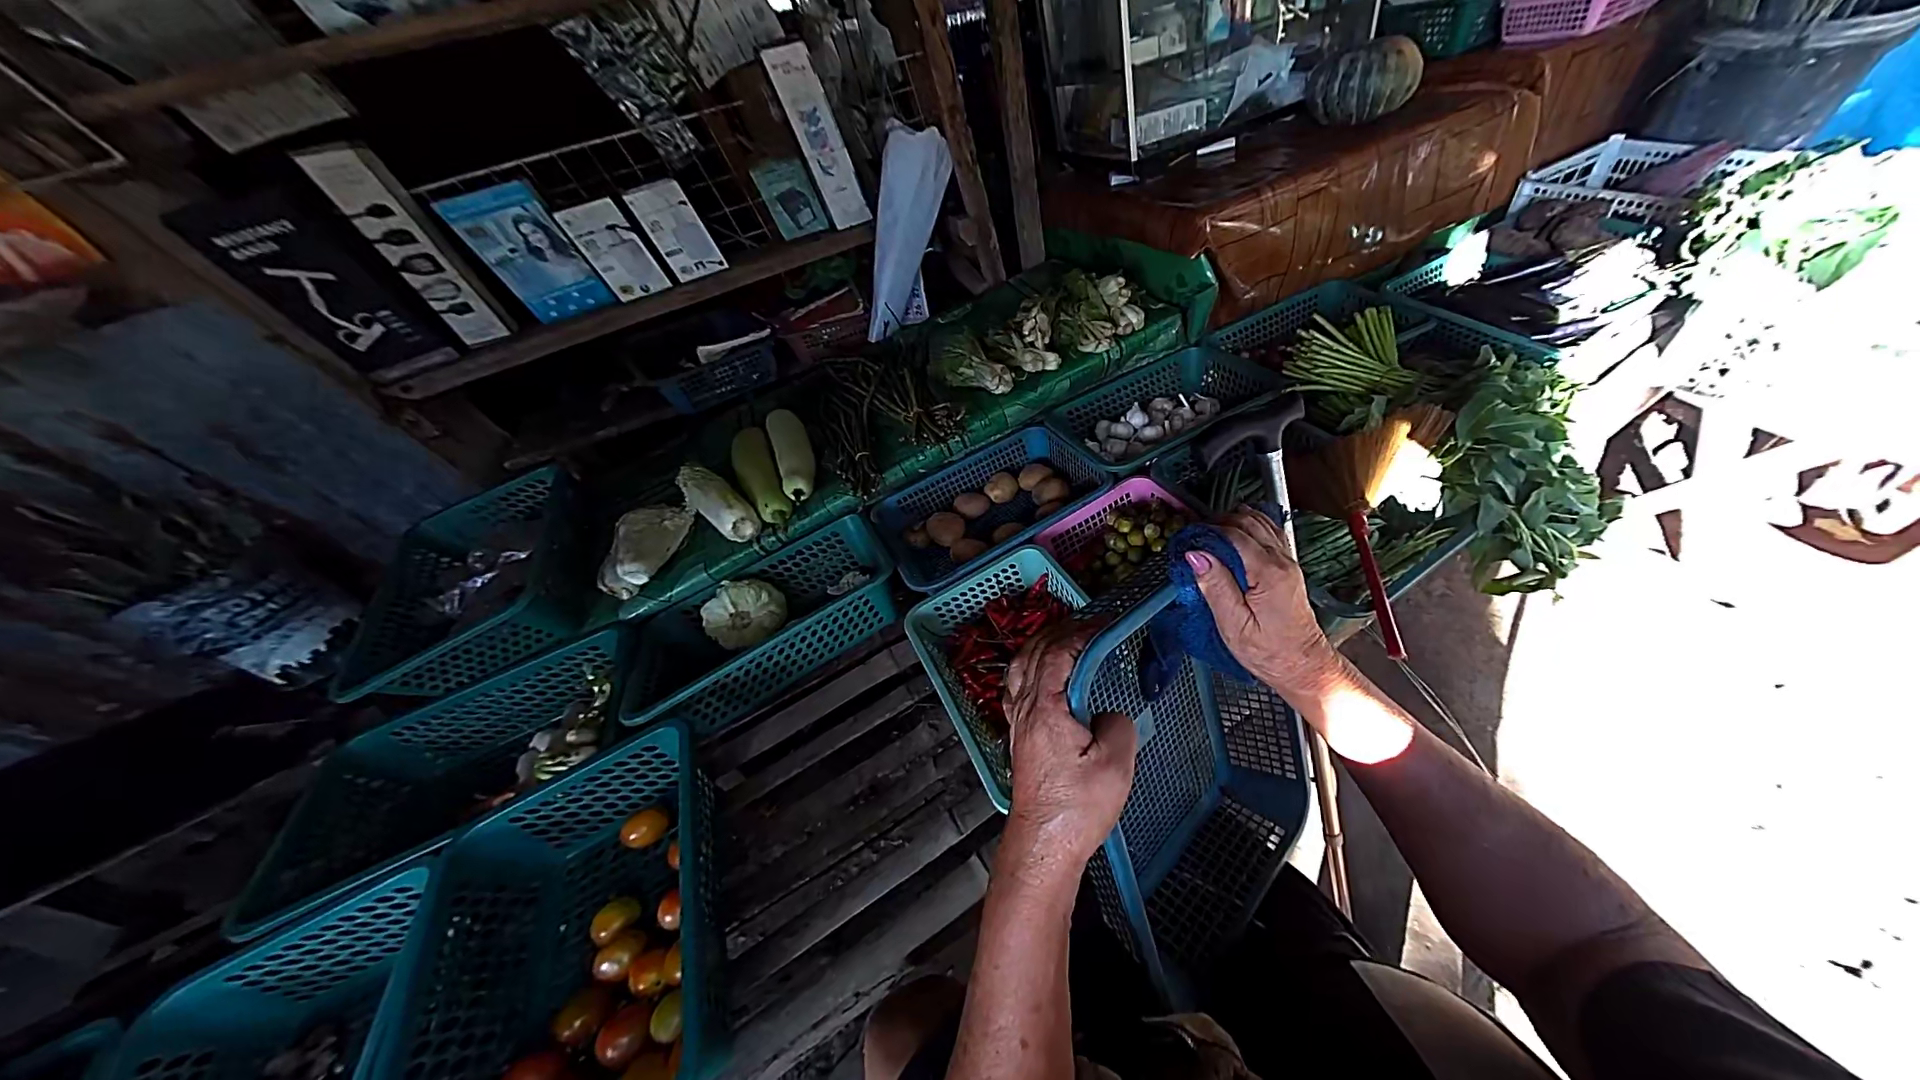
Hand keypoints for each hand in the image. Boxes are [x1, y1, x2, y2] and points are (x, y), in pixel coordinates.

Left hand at [1001, 621, 1137, 881]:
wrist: (1044, 842)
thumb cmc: (1076, 808)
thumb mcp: (1115, 766)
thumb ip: (1118, 726)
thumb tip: (1109, 714)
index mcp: (1047, 709)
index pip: (1057, 655)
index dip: (1078, 634)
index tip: (1100, 625)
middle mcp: (1026, 710)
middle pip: (1034, 655)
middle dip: (1059, 633)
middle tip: (1085, 626)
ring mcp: (1018, 723)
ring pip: (1020, 669)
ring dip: (1040, 647)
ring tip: (1061, 639)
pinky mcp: (1019, 738)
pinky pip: (1016, 689)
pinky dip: (1027, 670)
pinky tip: (1037, 674)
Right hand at [1185, 508, 1343, 703]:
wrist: (1302, 665)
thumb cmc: (1269, 652)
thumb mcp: (1233, 625)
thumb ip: (1215, 586)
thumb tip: (1196, 555)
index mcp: (1268, 574)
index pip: (1234, 534)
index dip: (1207, 531)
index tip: (1188, 540)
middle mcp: (1282, 562)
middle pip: (1248, 522)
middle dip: (1218, 522)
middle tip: (1195, 536)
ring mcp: (1288, 562)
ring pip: (1260, 522)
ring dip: (1233, 521)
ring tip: (1210, 535)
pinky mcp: (1288, 567)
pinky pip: (1269, 533)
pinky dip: (1249, 526)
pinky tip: (1235, 533)